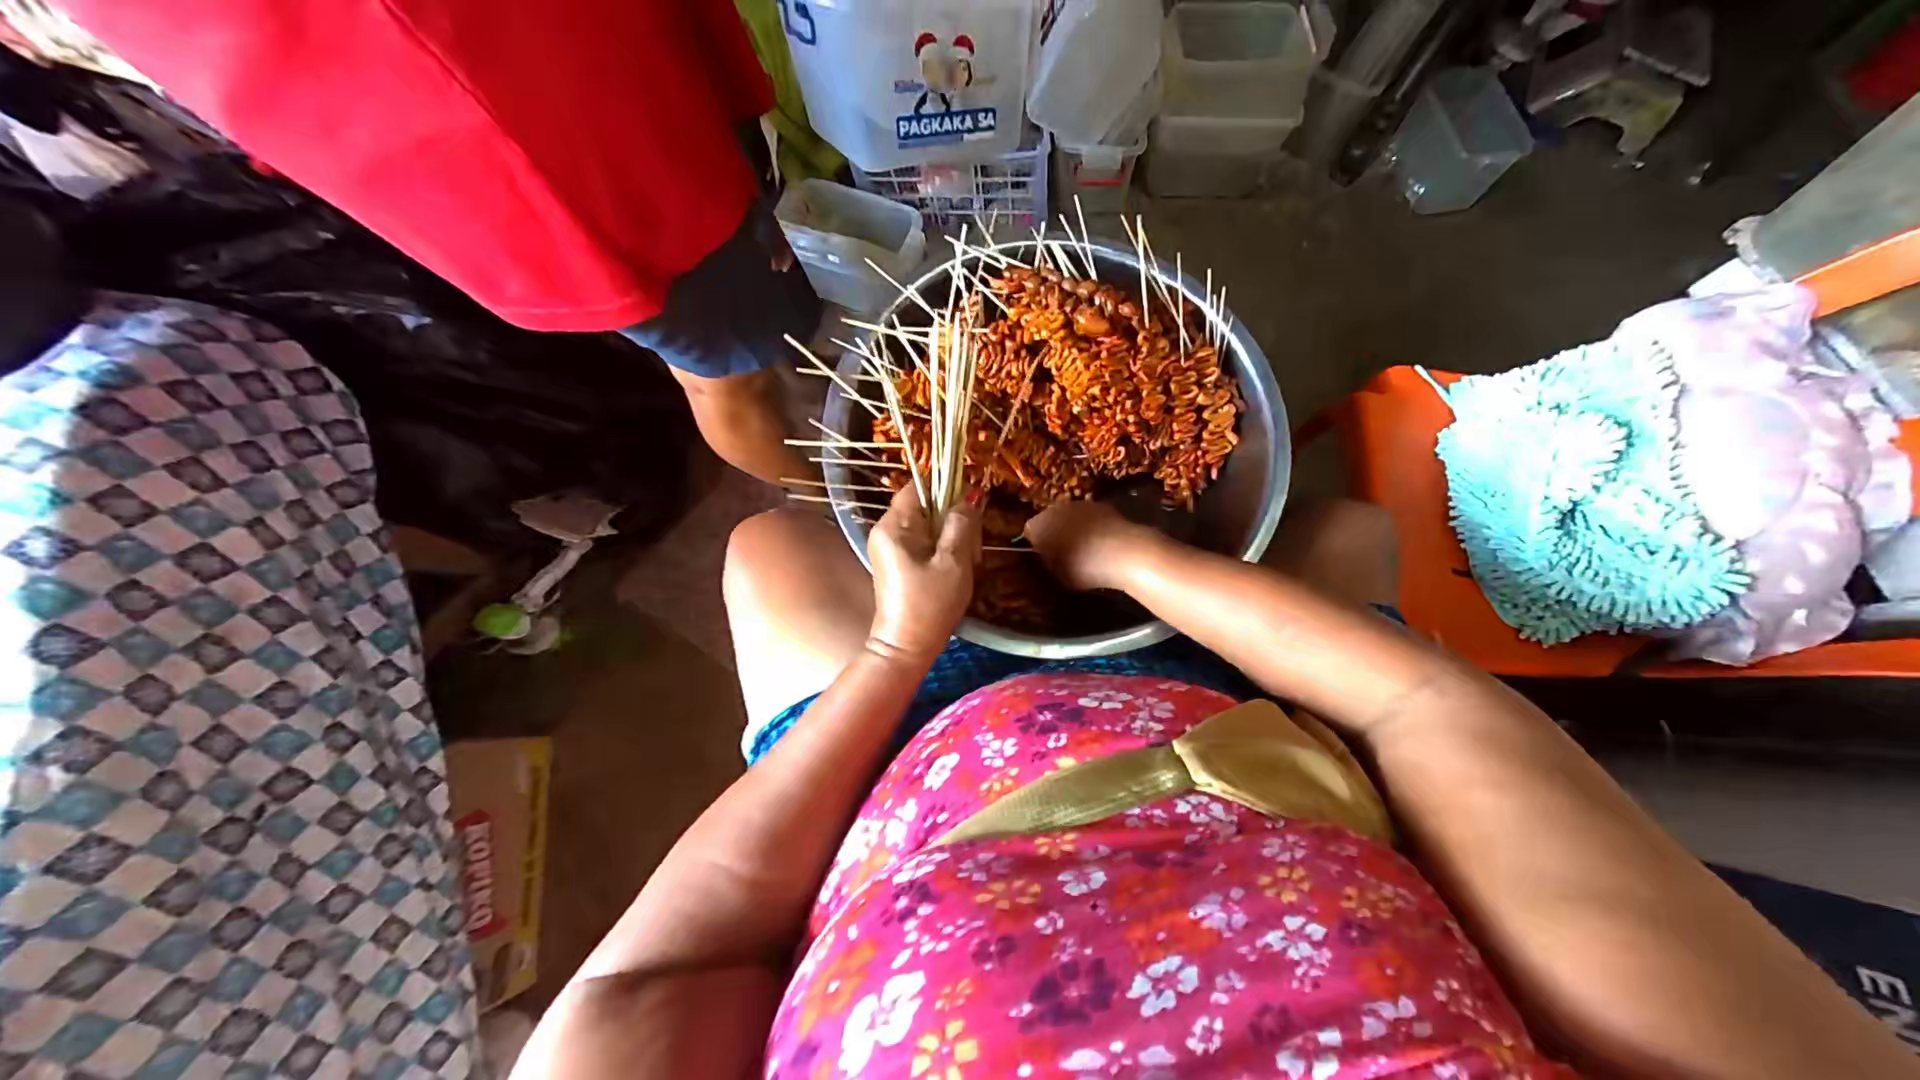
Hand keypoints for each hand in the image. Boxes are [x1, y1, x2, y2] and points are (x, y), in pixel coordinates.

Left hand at [866, 484, 982, 662]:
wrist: (906, 648)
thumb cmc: (929, 606)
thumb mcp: (953, 562)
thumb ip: (962, 524)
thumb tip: (969, 495)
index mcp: (893, 527)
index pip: (918, 487)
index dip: (946, 489)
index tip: (969, 507)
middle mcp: (886, 532)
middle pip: (927, 507)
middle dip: (954, 521)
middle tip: (971, 549)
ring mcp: (891, 548)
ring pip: (931, 527)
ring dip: (953, 540)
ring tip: (967, 564)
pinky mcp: (900, 564)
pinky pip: (926, 545)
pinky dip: (945, 553)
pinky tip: (956, 572)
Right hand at [1023, 500, 1155, 590]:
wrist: (1122, 552)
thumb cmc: (1081, 568)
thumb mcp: (1055, 573)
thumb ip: (1047, 561)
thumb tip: (1048, 556)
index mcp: (1037, 525)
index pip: (1029, 532)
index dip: (1036, 544)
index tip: (1044, 557)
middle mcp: (1055, 509)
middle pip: (1049, 520)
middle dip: (1054, 532)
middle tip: (1063, 553)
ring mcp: (1080, 504)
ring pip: (1070, 516)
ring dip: (1074, 528)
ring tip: (1085, 549)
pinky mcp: (1102, 505)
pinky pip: (1090, 518)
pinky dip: (1093, 527)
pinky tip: (1102, 543)